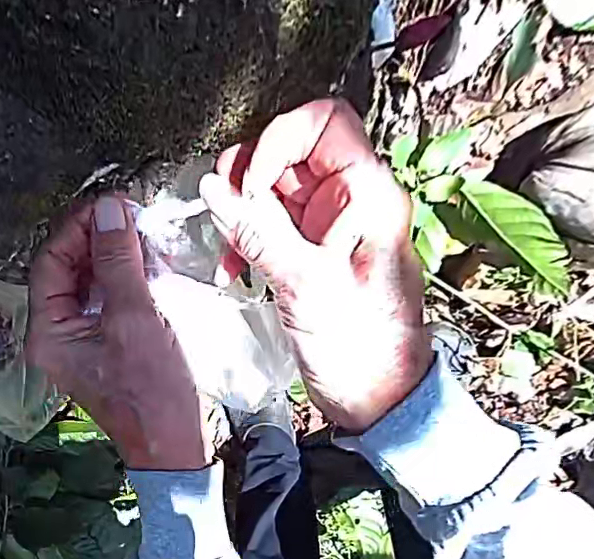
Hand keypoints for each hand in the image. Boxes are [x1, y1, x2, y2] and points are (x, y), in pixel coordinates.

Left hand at [27, 197, 212, 470]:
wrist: (173, 445)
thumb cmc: (152, 393)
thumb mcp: (134, 319)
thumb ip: (117, 262)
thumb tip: (108, 210)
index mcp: (49, 334)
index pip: (49, 263)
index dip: (77, 229)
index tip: (110, 207)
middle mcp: (56, 338)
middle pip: (65, 272)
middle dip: (95, 241)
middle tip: (127, 217)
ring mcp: (80, 345)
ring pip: (87, 286)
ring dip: (111, 259)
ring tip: (140, 238)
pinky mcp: (103, 349)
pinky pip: (105, 304)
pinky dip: (123, 282)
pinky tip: (145, 268)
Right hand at [199, 99, 430, 432]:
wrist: (376, 398)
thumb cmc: (363, 350)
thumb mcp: (307, 285)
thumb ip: (259, 232)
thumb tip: (217, 190)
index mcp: (368, 196)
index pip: (322, 124)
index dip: (276, 141)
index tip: (246, 183)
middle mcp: (351, 206)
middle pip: (293, 155)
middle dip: (250, 177)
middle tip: (224, 207)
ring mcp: (331, 234)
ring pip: (277, 195)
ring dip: (243, 214)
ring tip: (227, 244)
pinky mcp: (313, 261)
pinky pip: (274, 232)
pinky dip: (249, 242)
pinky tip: (235, 268)